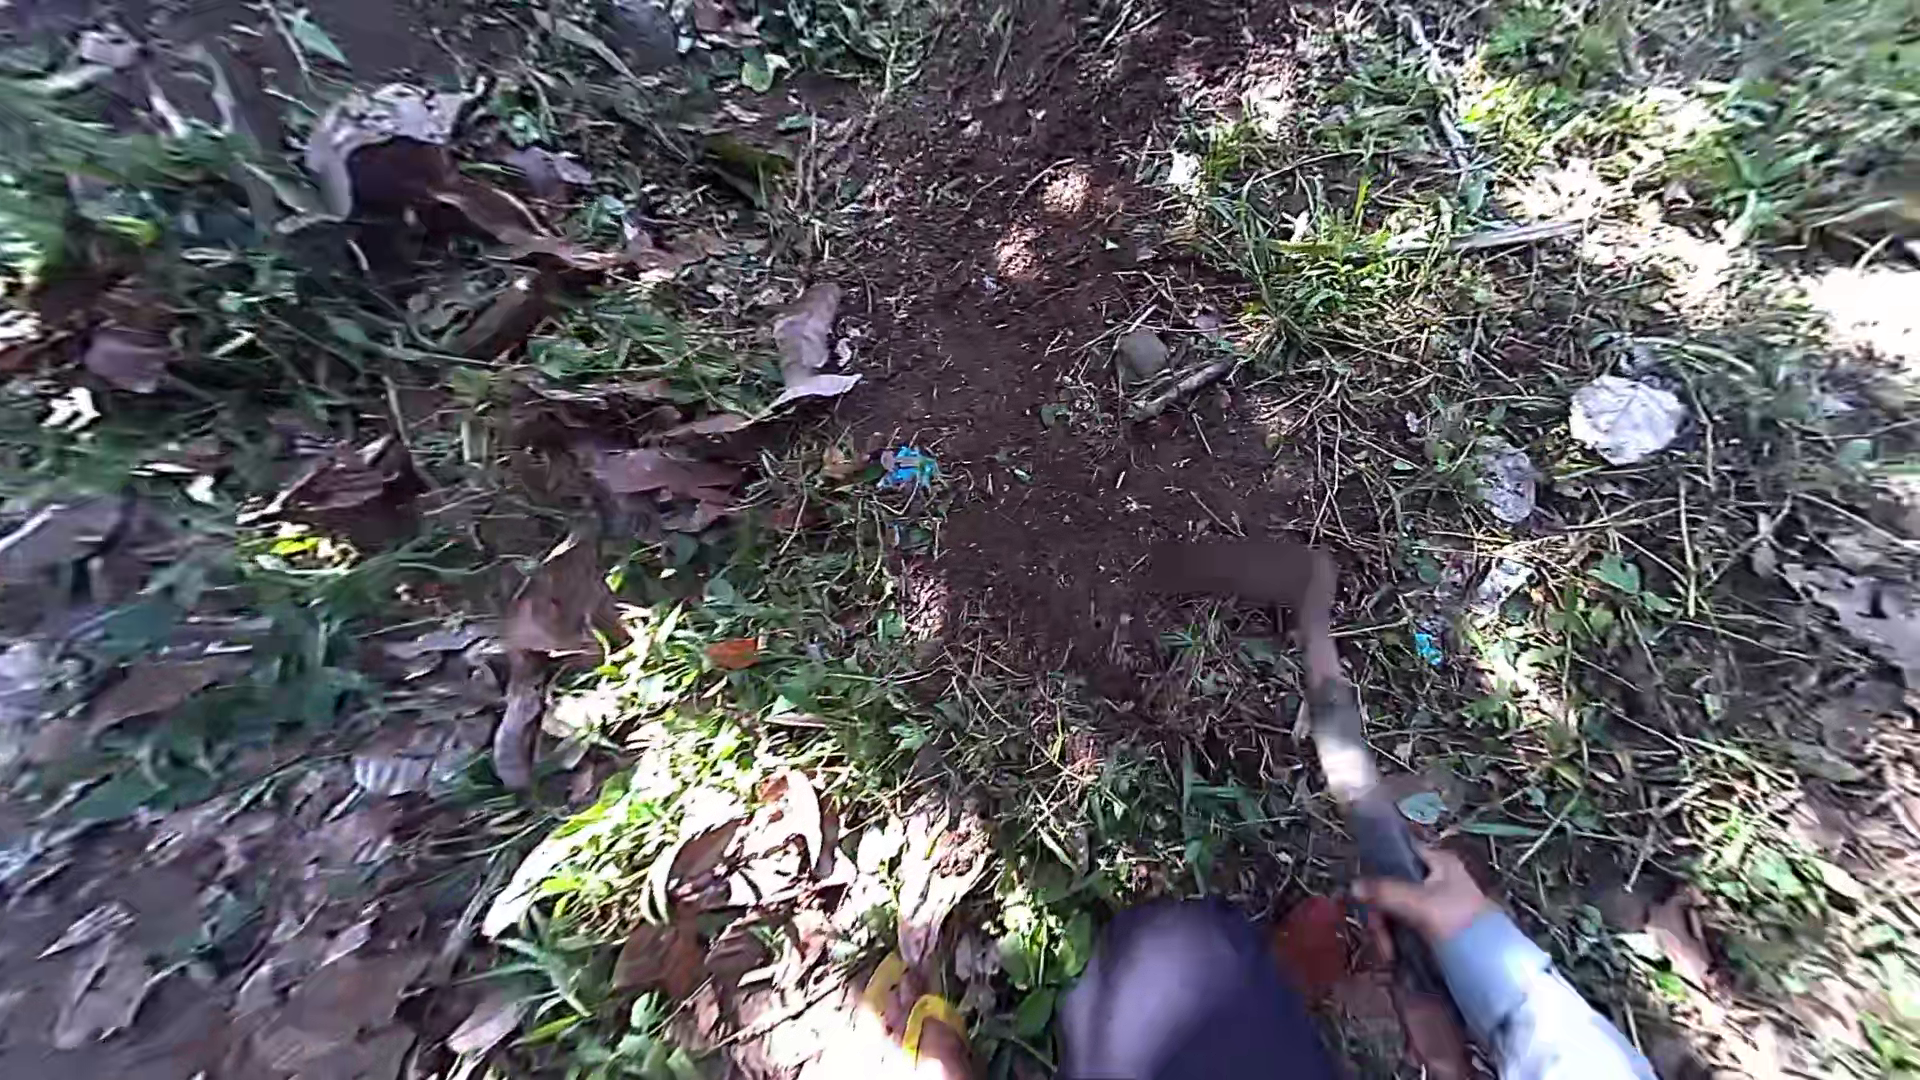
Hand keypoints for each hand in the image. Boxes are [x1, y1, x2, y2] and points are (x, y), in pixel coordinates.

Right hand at [1352, 846, 1493, 945]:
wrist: (1501, 977)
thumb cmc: (1463, 926)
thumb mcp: (1419, 903)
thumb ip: (1382, 891)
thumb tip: (1351, 887)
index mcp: (1439, 861)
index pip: (1396, 850)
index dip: (1376, 866)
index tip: (1363, 889)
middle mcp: (1437, 877)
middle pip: (1391, 883)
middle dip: (1380, 911)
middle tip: (1378, 932)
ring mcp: (1438, 904)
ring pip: (1396, 906)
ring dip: (1386, 928)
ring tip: (1388, 951)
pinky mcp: (1438, 928)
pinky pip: (1406, 925)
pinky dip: (1396, 937)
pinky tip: (1394, 953)